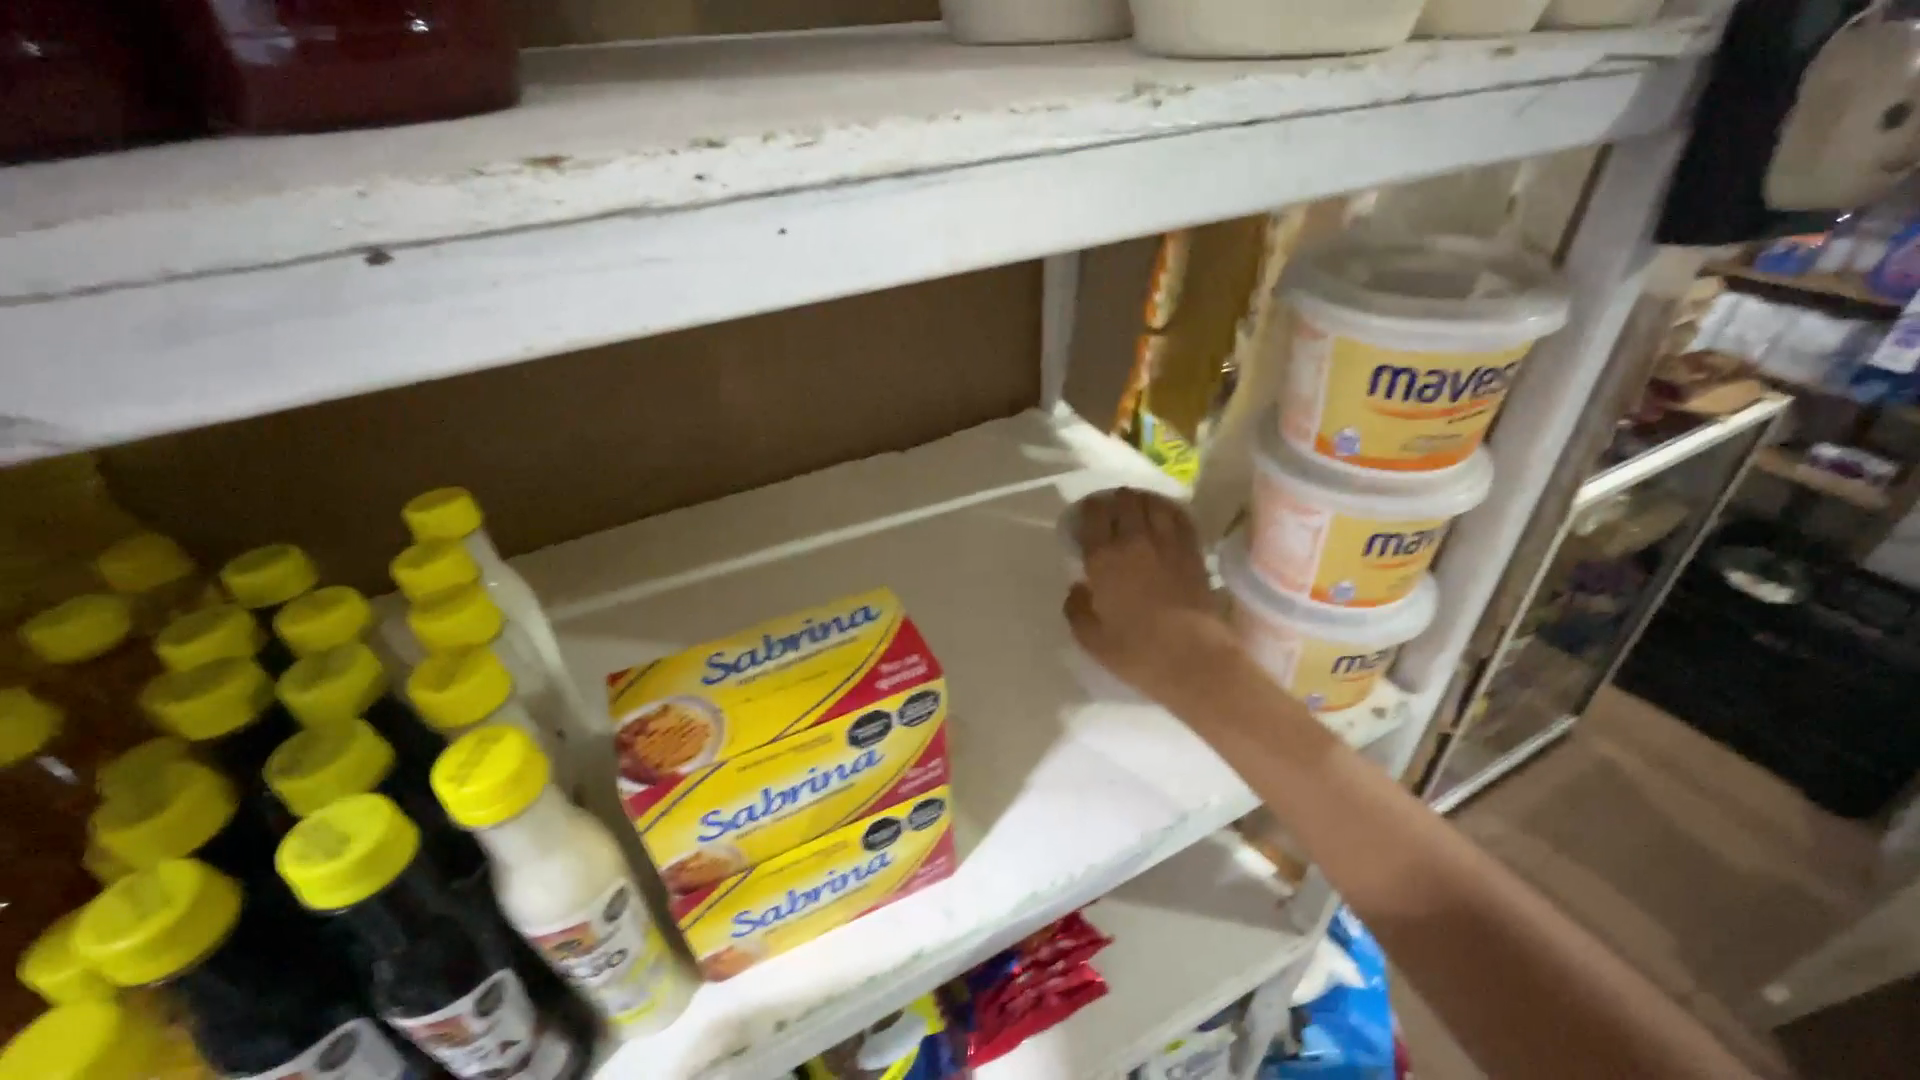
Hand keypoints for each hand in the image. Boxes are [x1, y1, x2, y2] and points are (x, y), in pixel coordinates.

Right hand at [1063, 488, 1237, 703]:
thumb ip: (1077, 609)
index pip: (1094, 515)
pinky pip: (1180, 518)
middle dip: (1115, 500)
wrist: (1194, 659)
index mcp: (1104, 560)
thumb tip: (1077, 588)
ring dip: (1142, 500)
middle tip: (1110, 509)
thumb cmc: (1136, 653)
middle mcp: (1135, 542)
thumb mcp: (1092, 640)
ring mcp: (1168, 544)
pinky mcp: (1193, 553)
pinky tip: (1166, 515)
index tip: (1086, 514)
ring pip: (1154, 504)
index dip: (1089, 508)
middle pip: (1125, 502)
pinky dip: (1169, 510)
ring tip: (1137, 506)